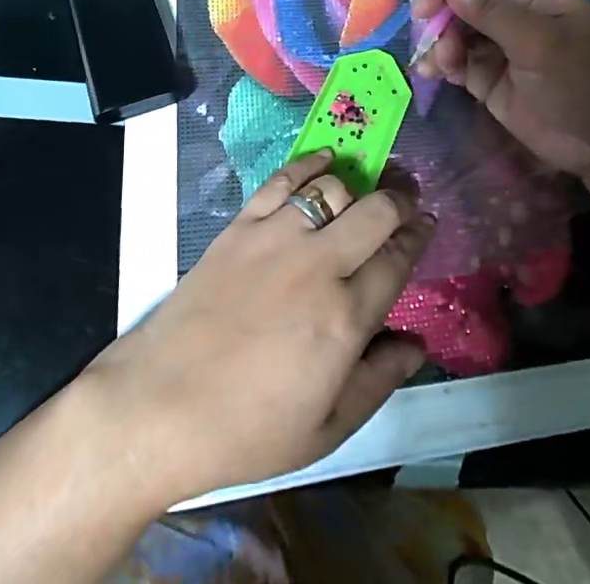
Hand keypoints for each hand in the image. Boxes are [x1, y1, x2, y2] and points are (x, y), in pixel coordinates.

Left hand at [72, 151, 432, 505]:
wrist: (161, 404)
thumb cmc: (247, 429)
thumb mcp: (327, 428)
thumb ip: (379, 380)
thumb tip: (417, 343)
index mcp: (346, 318)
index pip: (397, 259)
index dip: (418, 236)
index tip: (427, 221)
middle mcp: (317, 266)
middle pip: (375, 212)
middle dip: (400, 199)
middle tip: (407, 196)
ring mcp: (274, 240)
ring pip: (331, 189)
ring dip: (357, 183)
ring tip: (367, 182)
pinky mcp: (238, 229)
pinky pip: (280, 182)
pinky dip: (307, 165)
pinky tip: (322, 161)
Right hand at [411, 0, 589, 180]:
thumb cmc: (582, 85)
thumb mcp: (537, 43)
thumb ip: (490, 9)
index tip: (424, 11)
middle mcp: (515, 16)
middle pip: (463, 5)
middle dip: (443, 22)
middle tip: (432, 47)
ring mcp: (501, 48)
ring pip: (456, 34)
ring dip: (440, 46)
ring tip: (439, 68)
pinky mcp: (489, 79)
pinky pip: (457, 63)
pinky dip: (442, 65)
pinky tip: (434, 75)